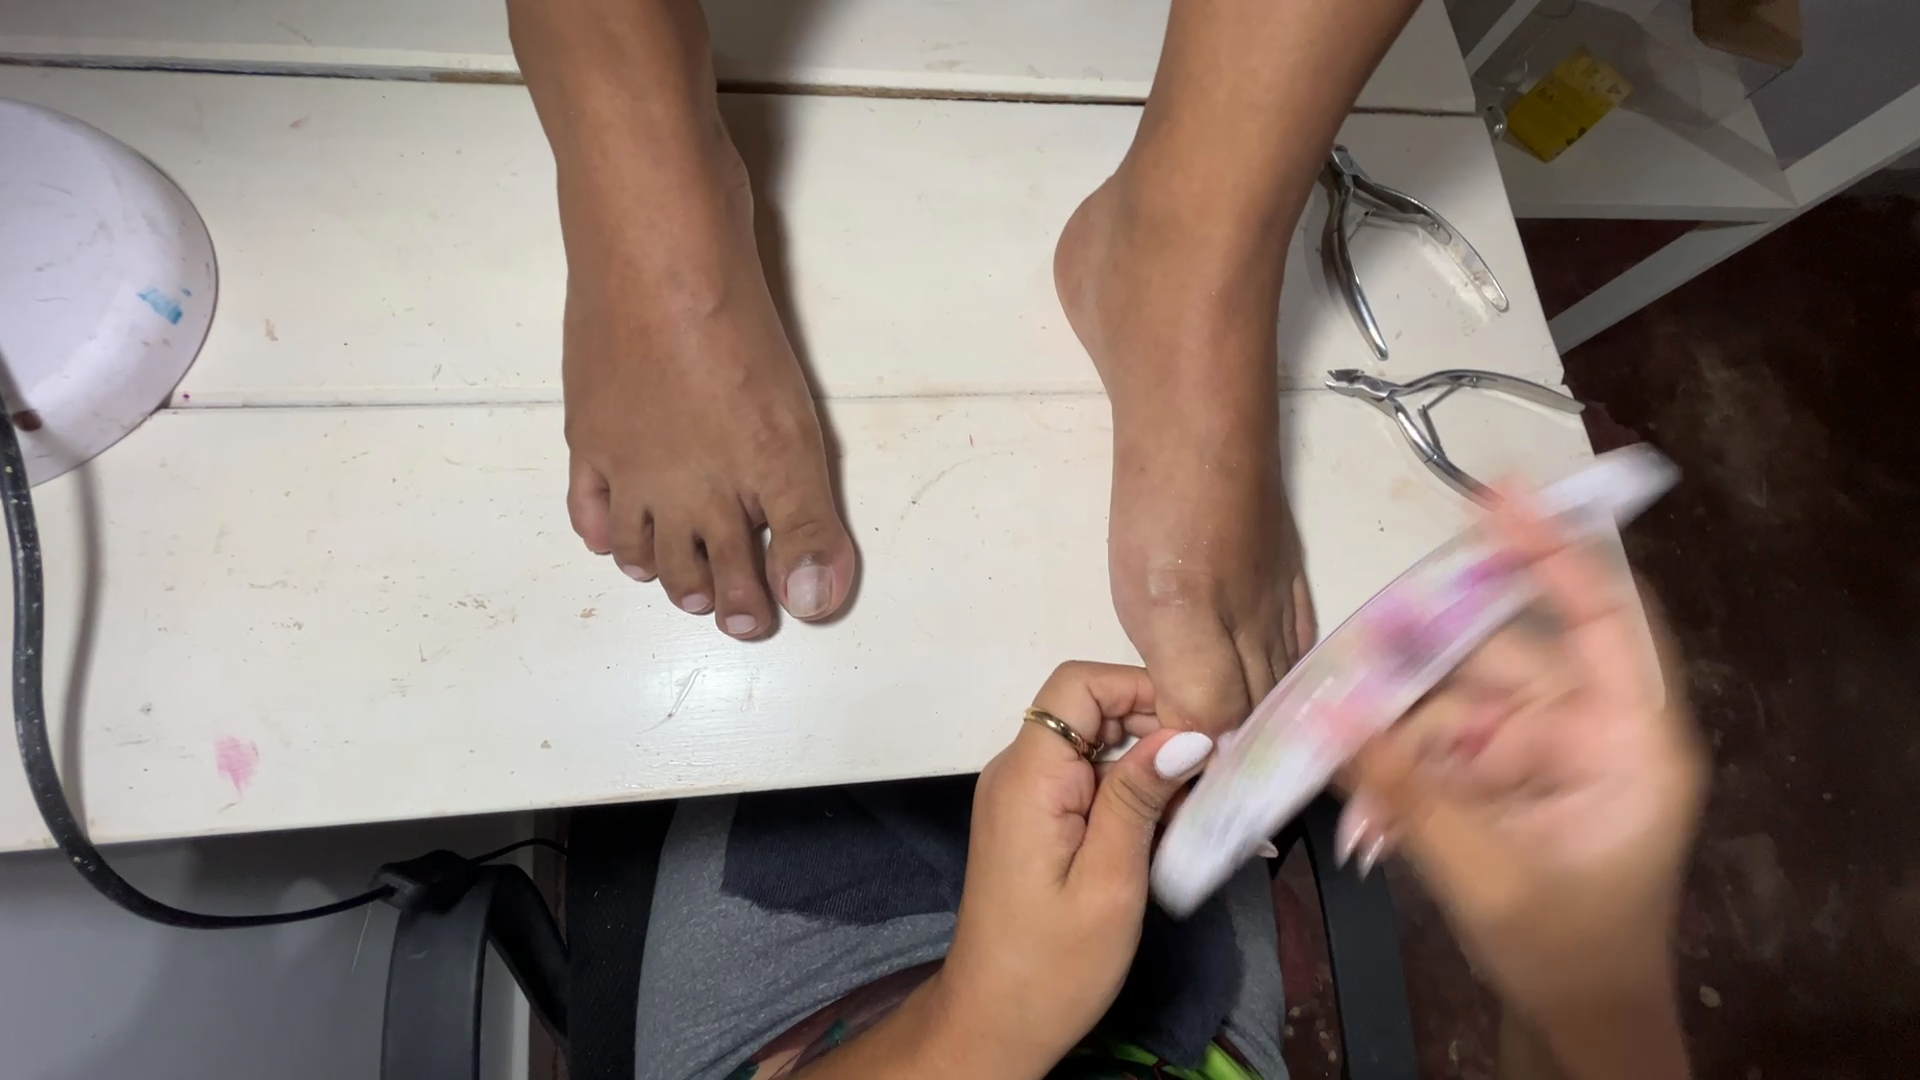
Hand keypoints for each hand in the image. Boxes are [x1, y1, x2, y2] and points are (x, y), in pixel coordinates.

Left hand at [933, 663, 1215, 1076]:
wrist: (994, 1021)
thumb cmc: (1053, 964)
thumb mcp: (1110, 882)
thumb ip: (1139, 798)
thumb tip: (1185, 733)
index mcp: (1029, 775)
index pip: (1076, 684)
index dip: (1136, 686)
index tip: (1195, 726)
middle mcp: (1018, 769)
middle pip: (1085, 708)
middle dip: (1151, 724)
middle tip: (1209, 768)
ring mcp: (1022, 791)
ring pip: (1090, 742)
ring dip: (1144, 761)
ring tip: (1199, 799)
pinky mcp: (1033, 814)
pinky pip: (1083, 776)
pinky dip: (1126, 788)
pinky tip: (1167, 821)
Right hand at [1341, 492, 1707, 1017]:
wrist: (1569, 1013)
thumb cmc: (1567, 950)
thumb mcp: (1489, 874)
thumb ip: (1407, 791)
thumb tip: (1328, 718)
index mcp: (1626, 741)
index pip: (1602, 622)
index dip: (1554, 553)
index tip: (1497, 494)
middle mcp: (1576, 726)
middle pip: (1486, 663)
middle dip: (1416, 677)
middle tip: (1352, 678)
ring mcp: (1524, 744)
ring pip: (1437, 699)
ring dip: (1392, 732)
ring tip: (1365, 785)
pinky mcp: (1482, 764)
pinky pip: (1420, 735)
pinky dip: (1388, 758)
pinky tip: (1373, 807)